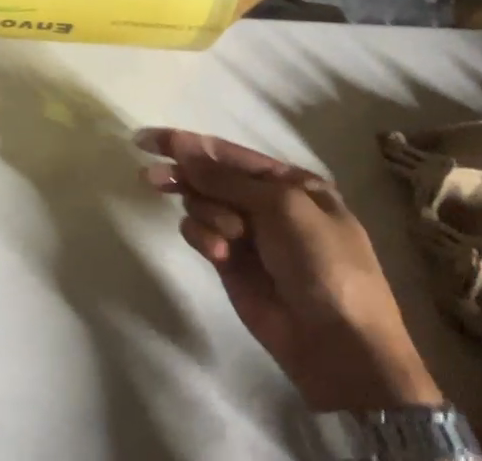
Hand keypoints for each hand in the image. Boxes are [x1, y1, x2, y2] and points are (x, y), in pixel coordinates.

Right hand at [135, 128, 441, 412]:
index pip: (228, 153)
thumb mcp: (282, 206)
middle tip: (151, 178)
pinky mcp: (227, 259)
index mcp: (292, 184)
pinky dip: (204, 239)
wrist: (335, 340)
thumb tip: (181, 147)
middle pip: (208, 176)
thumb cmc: (322, 262)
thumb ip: (225, 176)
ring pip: (200, 204)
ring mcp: (246, 232)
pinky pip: (198, 232)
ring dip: (207, 214)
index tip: (145, 140)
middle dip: (183, 175)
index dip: (186, 143)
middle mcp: (267, 203)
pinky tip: (220, 256)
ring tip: (227, 238)